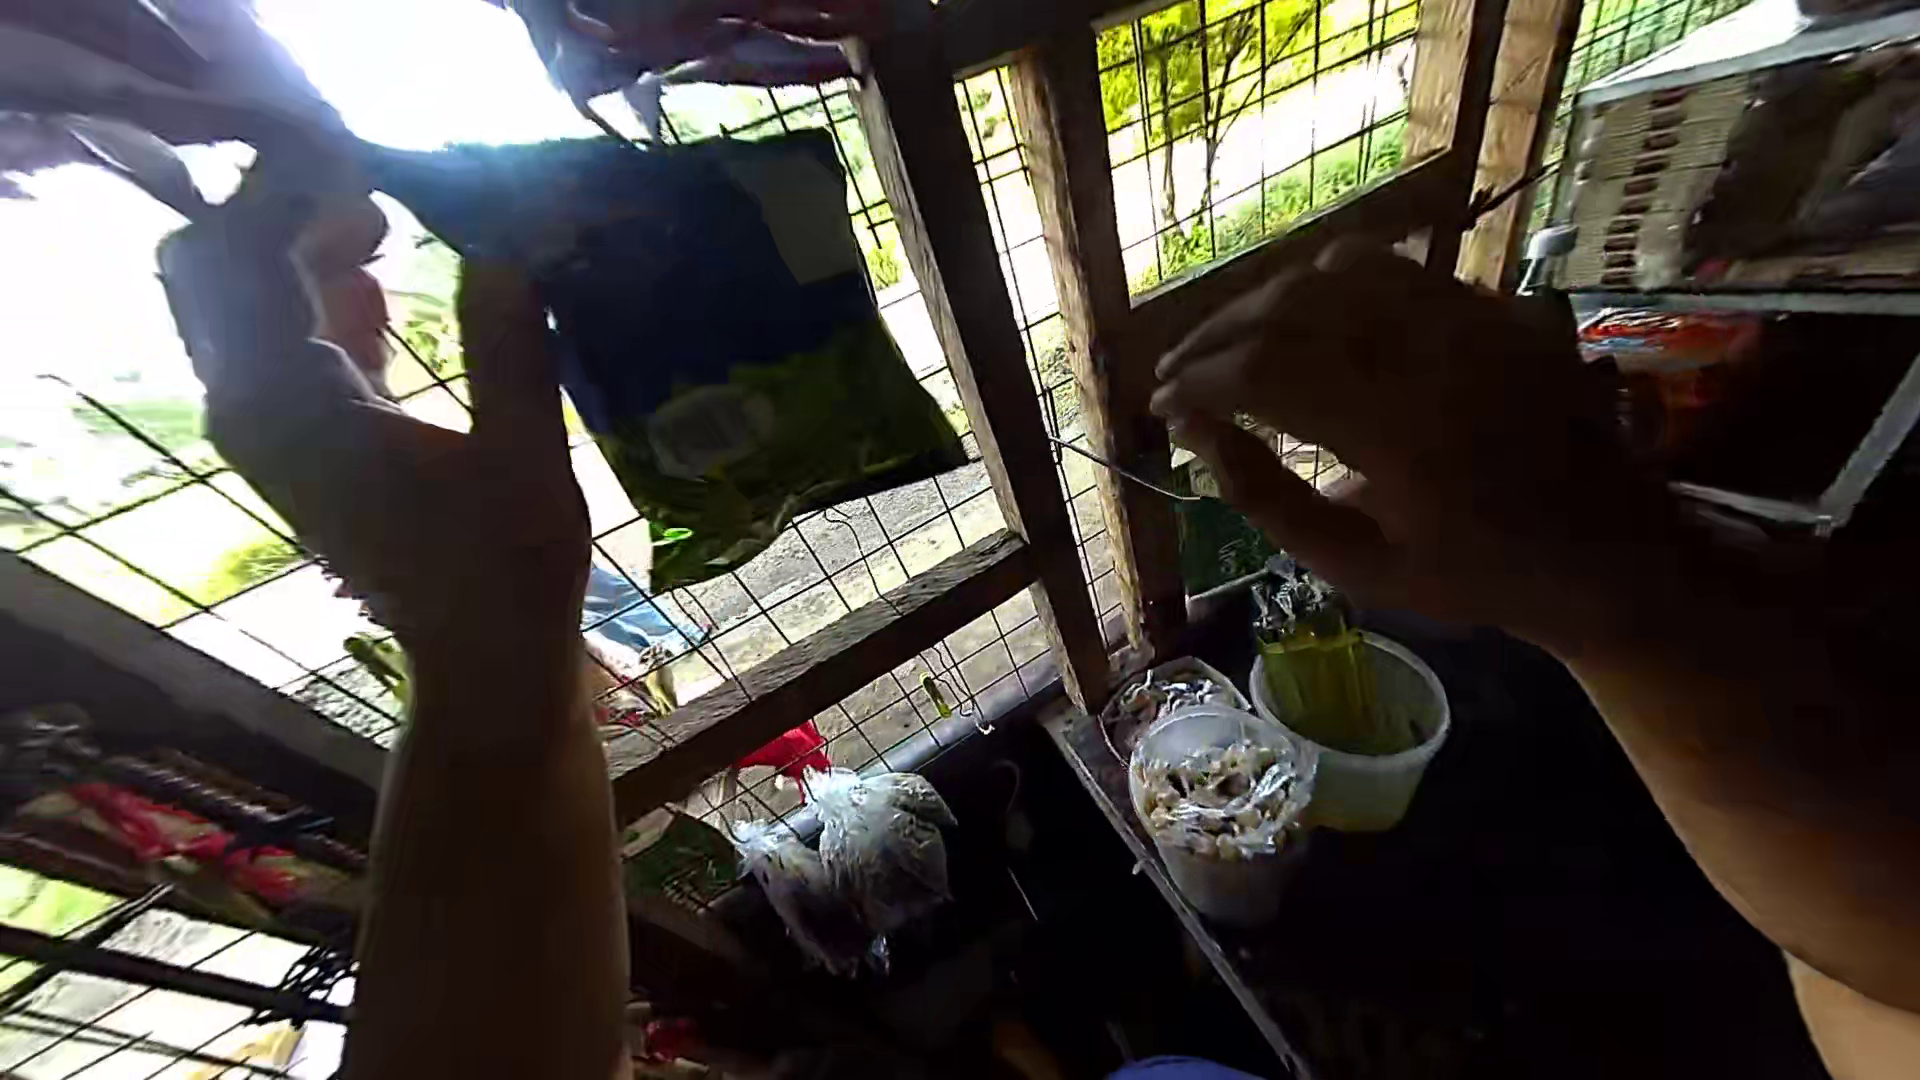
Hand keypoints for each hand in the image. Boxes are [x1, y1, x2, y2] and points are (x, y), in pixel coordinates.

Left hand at [157, 163, 587, 688]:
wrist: (486, 647)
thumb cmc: (514, 563)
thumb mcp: (529, 457)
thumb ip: (512, 355)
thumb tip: (508, 257)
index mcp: (300, 408)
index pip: (250, 258)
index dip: (296, 191)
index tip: (365, 152)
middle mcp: (254, 412)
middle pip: (210, 271)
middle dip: (275, 209)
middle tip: (367, 179)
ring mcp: (270, 436)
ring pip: (234, 311)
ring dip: (289, 252)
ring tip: (376, 220)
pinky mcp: (303, 453)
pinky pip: (277, 354)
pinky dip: (309, 306)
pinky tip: (369, 289)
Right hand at [1150, 241, 1671, 647]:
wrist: (1609, 554)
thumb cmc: (1466, 573)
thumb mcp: (1346, 563)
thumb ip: (1261, 495)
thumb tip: (1193, 432)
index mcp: (1398, 430)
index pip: (1261, 373)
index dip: (1194, 382)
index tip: (1157, 405)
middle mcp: (1435, 354)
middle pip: (1286, 310)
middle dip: (1209, 340)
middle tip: (1170, 372)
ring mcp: (1472, 318)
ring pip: (1329, 275)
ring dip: (1254, 307)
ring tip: (1216, 346)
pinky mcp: (1489, 306)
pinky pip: (1385, 267)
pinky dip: (1316, 285)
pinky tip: (1288, 318)